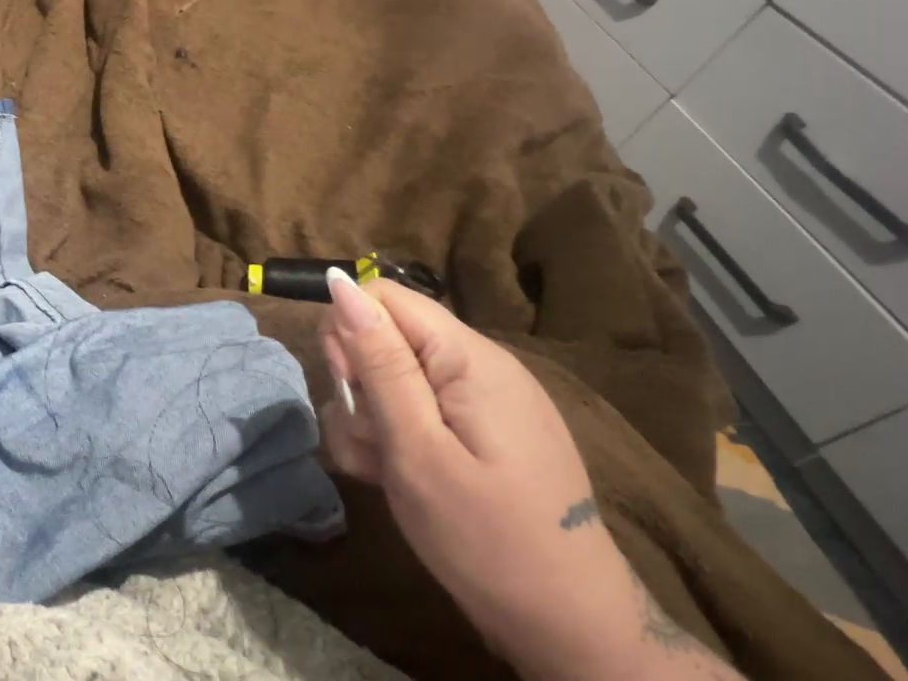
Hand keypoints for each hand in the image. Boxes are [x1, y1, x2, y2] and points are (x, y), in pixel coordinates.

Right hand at [317, 272, 742, 680]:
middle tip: (369, 439)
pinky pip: (417, 412)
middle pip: (385, 338)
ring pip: (391, 380)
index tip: (348, 389)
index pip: (384, 297)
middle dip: (357, 383)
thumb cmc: (484, 536)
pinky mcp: (478, 434)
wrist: (565, 625)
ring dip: (368, 420)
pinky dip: (393, 438)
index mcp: (470, 359)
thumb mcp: (416, 449)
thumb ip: (379, 363)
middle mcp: (478, 367)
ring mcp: (480, 403)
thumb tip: (341, 282)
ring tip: (380, 470)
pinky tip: (394, 477)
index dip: (348, 331)